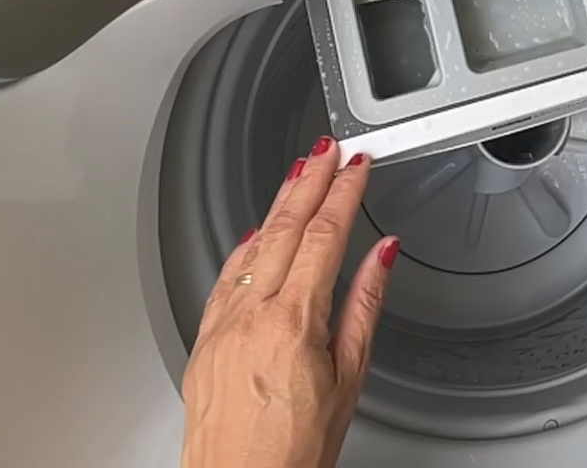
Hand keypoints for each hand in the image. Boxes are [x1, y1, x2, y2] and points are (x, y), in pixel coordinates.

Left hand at [181, 137, 398, 467]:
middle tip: (328, 148)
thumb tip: (383, 252)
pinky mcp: (203, 344)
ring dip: (279, 203)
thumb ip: (366, 303)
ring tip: (299, 172)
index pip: (324, 236)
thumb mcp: (351, 374)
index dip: (343, 192)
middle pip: (284, 229)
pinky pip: (224, 279)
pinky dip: (245, 245)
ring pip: (252, 247)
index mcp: (293, 322)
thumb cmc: (296, 447)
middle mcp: (250, 318)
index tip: (358, 165)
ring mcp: (220, 329)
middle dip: (310, 181)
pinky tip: (257, 229)